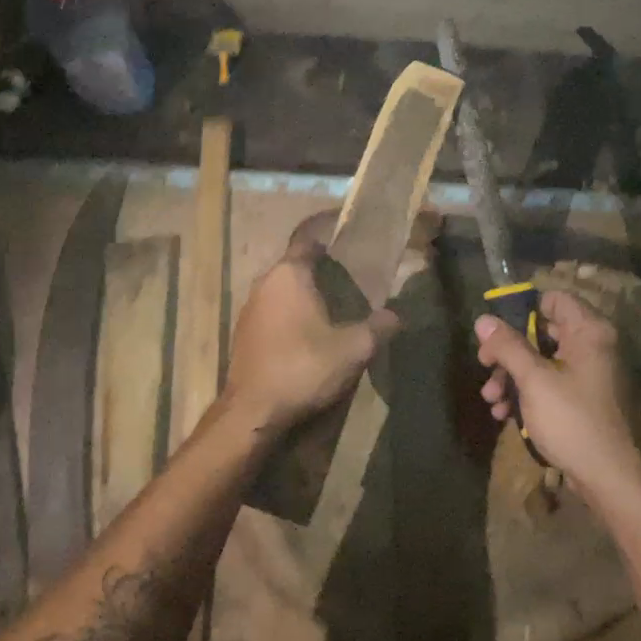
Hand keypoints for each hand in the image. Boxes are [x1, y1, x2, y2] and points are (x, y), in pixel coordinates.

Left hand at [225, 231, 400, 433]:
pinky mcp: (245, 332)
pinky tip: (313, 331)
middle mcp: (266, 282)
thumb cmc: (302, 368)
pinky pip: (275, 309)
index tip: (350, 228)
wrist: (252, 412)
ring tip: (340, 302)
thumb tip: (395, 315)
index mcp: (290, 273)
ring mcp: (251, 307)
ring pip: (285, 287)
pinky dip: (295, 311)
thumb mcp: (352, 349)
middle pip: (298, 262)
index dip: (329, 228)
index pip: (309, 236)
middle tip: (356, 272)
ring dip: (309, 291)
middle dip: (325, 265)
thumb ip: (377, 328)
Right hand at [475, 290, 640, 494]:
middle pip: (543, 332)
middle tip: (484, 367)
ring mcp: (591, 375)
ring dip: (512, 376)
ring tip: (491, 399)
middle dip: (509, 351)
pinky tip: (504, 414)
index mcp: (589, 332)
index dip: (522, 309)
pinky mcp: (585, 401)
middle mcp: (594, 347)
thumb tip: (483, 320)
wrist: (612, 478)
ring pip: (543, 361)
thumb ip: (508, 346)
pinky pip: (551, 384)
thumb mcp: (533, 380)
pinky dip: (527, 393)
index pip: (554, 299)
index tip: (495, 330)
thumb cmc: (573, 420)